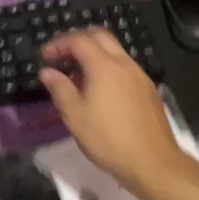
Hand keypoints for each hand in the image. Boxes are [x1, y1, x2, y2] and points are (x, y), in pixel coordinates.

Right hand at [38, 28, 198, 196]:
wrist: (153, 162)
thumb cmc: (108, 139)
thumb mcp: (75, 116)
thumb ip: (60, 89)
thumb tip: (47, 72)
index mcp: (104, 66)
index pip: (79, 40)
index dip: (59, 44)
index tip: (45, 57)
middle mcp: (124, 64)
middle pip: (100, 36)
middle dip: (77, 40)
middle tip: (61, 56)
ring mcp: (139, 76)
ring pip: (114, 51)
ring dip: (93, 54)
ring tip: (77, 76)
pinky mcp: (148, 90)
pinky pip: (124, 67)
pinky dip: (107, 67)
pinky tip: (99, 91)